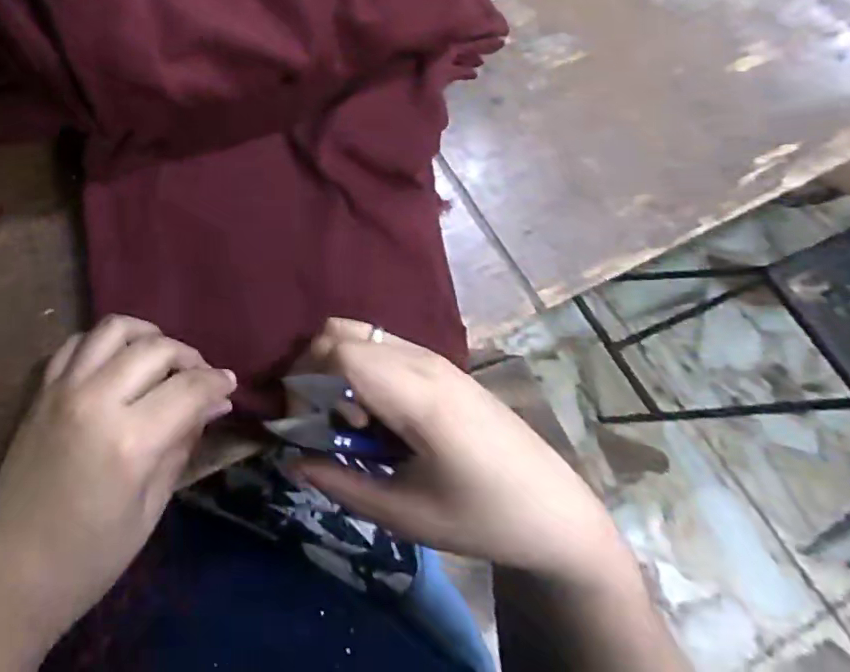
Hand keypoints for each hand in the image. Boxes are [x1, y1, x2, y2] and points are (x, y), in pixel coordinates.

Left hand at [0, 316, 235, 662]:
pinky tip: (117, 364)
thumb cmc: (90, 558)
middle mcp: (95, 400)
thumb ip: (182, 445)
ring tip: (161, 358)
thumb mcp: (150, 509)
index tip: (230, 384)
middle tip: (201, 377)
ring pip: (114, 328)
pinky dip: (104, 343)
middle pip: (155, 348)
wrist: (12, 571)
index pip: (188, 388)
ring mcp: (63, 388)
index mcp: (129, 441)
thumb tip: (215, 404)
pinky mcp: (40, 390)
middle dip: (188, 356)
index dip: (217, 382)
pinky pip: (77, 342)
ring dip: (147, 335)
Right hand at [288, 318, 632, 586]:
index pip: (339, 353)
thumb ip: (341, 484)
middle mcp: (422, 362)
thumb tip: (290, 460)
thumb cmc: (483, 518)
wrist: (558, 512)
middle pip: (340, 332)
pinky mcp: (440, 364)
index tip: (301, 423)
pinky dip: (356, 363)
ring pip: (359, 331)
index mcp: (417, 396)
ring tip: (344, 416)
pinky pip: (380, 343)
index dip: (304, 380)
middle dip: (310, 368)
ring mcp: (433, 357)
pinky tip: (372, 411)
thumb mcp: (406, 514)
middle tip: (314, 418)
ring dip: (333, 363)